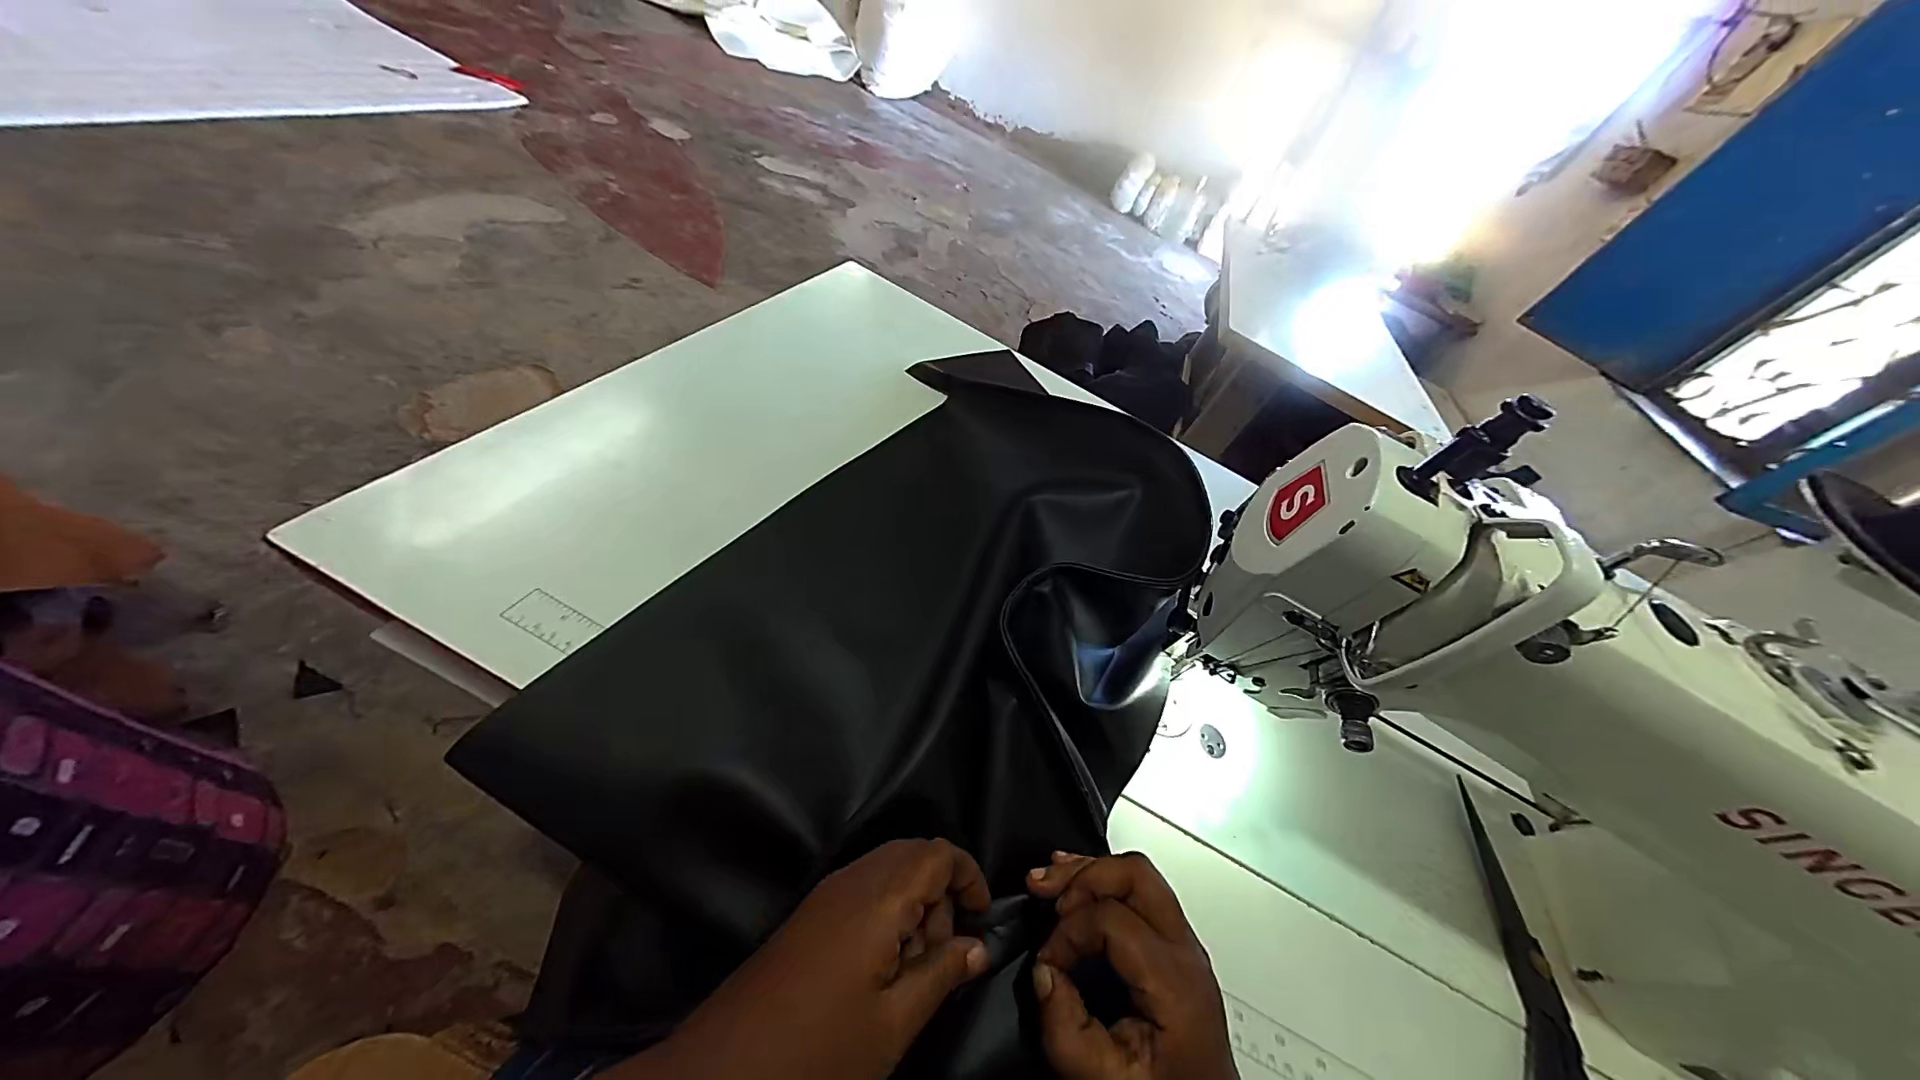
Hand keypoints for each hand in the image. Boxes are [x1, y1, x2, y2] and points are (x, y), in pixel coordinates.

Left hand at [621, 839, 992, 1079]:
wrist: (723, 1068)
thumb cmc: (819, 1049)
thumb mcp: (893, 1022)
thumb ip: (941, 974)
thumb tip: (978, 947)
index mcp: (877, 899)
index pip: (937, 853)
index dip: (968, 874)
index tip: (981, 917)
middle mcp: (852, 880)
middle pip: (913, 854)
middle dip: (942, 891)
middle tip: (943, 951)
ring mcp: (826, 893)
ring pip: (889, 869)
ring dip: (914, 902)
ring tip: (913, 965)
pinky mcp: (811, 911)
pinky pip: (864, 887)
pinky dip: (887, 910)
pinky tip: (882, 963)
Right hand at [1026, 851, 1236, 1079]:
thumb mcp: (1106, 1079)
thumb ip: (1066, 1030)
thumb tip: (1045, 973)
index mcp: (1175, 983)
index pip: (1112, 919)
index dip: (1068, 934)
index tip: (1048, 963)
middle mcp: (1187, 954)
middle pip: (1135, 875)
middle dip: (1082, 877)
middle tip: (1044, 893)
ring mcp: (1184, 946)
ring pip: (1138, 875)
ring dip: (1088, 873)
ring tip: (1048, 879)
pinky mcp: (1174, 948)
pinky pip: (1139, 892)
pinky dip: (1101, 881)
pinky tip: (1072, 885)